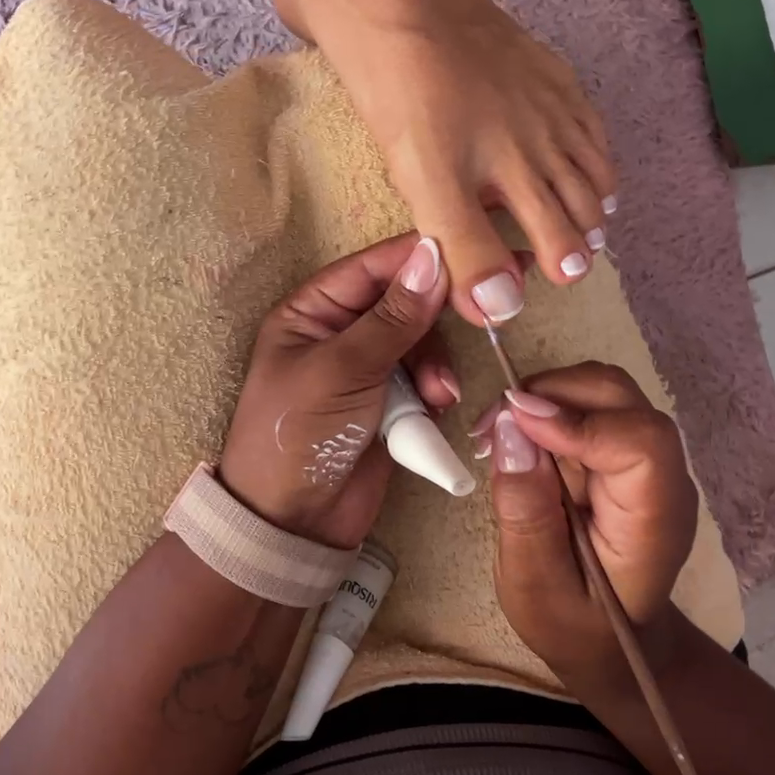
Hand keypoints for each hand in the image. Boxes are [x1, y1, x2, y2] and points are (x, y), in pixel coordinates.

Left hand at [218, 234, 455, 548]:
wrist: (292, 524)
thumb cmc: (299, 433)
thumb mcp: (342, 369)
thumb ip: (393, 317)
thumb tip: (434, 256)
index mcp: (312, 310)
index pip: (373, 266)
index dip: (420, 256)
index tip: (472, 250)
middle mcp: (340, 331)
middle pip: (405, 300)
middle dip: (435, 317)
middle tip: (482, 316)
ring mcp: (368, 368)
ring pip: (422, 342)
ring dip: (436, 362)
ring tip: (438, 394)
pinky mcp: (391, 403)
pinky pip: (426, 379)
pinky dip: (436, 390)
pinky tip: (437, 408)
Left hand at [274, 0, 618, 326]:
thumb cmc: (387, 72)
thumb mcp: (419, 170)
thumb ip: (462, 239)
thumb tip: (504, 310)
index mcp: (512, 158)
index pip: (554, 228)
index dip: (558, 260)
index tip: (561, 283)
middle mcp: (537, 122)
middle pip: (574, 188)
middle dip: (578, 228)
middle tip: (579, 258)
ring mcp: (531, 78)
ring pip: (577, 144)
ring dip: (585, 182)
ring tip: (593, 210)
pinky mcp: (515, 45)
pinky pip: (566, 98)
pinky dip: (581, 126)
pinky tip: (574, 129)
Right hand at [471, 363, 697, 697]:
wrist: (607, 638)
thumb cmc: (573, 625)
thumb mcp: (536, 586)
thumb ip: (526, 513)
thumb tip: (510, 430)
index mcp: (654, 521)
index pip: (641, 442)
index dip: (577, 420)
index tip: (514, 421)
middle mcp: (661, 477)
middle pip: (620, 397)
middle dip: (550, 393)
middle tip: (489, 427)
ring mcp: (643, 458)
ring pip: (601, 389)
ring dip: (542, 394)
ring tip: (494, 432)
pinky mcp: (618, 448)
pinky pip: (584, 403)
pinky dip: (542, 404)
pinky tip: (511, 435)